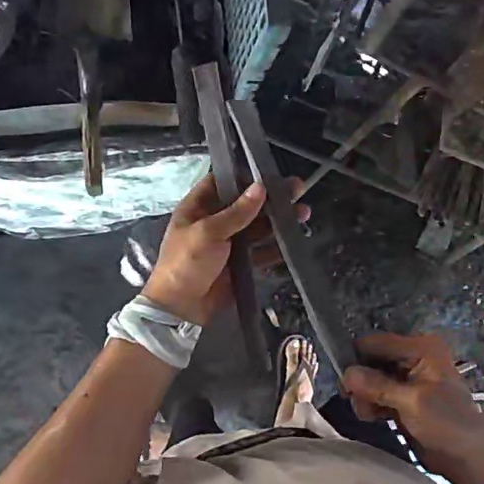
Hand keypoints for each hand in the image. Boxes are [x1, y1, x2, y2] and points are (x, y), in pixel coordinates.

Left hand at [143, 172, 305, 324]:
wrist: (181, 309)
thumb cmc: (186, 263)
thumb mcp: (208, 232)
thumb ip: (237, 211)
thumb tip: (260, 187)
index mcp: (197, 208)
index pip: (220, 182)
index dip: (242, 176)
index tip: (267, 174)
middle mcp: (213, 222)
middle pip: (245, 205)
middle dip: (270, 198)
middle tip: (297, 189)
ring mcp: (228, 244)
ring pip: (257, 227)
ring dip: (278, 221)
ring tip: (302, 212)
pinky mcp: (240, 264)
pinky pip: (261, 251)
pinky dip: (276, 246)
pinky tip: (293, 239)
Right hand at [342, 333, 483, 479]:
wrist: (468, 456)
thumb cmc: (446, 423)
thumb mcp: (412, 402)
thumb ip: (378, 386)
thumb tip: (346, 374)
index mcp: (421, 348)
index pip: (377, 343)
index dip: (358, 360)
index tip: (347, 386)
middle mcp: (413, 357)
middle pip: (372, 360)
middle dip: (362, 382)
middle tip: (359, 405)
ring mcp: (408, 378)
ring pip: (371, 378)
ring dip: (365, 396)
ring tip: (369, 415)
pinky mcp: (403, 397)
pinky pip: (378, 393)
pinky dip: (372, 404)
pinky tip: (374, 418)